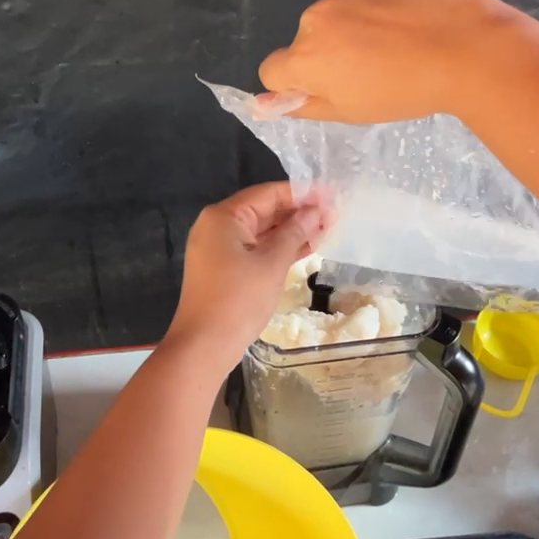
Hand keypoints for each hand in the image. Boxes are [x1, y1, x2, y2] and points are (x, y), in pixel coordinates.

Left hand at [167, 183, 329, 375]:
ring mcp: (219, 248)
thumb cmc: (238, 300)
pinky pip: (255, 248)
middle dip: (298, 212)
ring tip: (327, 229)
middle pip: (264, 210)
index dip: (301, 193)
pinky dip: (278, 247)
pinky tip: (307, 248)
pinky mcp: (224, 267)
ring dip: (292, 230)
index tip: (331, 195)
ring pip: (261, 231)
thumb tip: (315, 212)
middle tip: (334, 214)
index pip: (268, 194)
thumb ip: (295, 233)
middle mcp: (217, 226)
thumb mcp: (272, 263)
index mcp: (224, 216)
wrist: (204, 345)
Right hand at [257, 0, 538, 123]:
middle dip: (328, 53)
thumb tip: (271, 100)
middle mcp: (315, 17)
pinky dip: (375, 7)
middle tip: (372, 69)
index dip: (296, 82)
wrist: (469, 48)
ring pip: (335, 14)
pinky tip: (408, 21)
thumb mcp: (351, 112)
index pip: (273, 69)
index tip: (329, 86)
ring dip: (352, 27)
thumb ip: (304, 104)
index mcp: (305, 56)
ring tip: (396, 44)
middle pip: (306, 39)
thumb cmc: (406, 91)